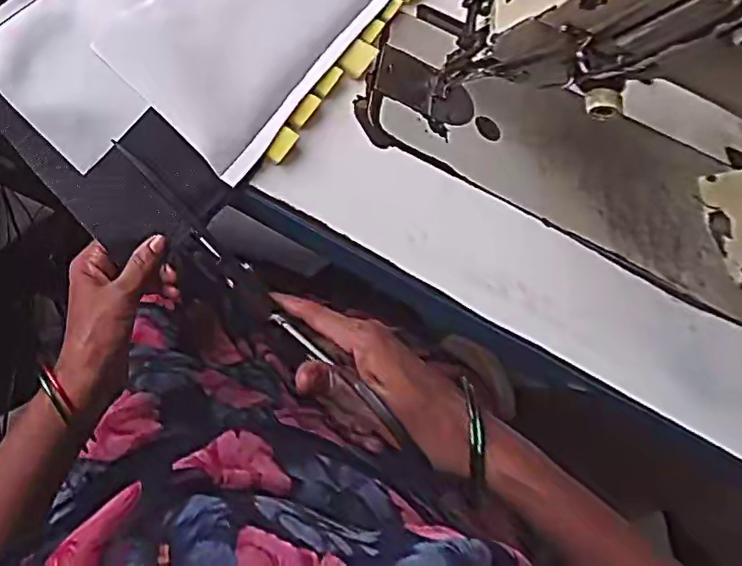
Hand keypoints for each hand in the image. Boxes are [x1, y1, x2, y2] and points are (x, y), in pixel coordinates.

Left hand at [55, 236, 175, 414]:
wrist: (91, 379)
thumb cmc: (93, 339)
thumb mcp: (121, 295)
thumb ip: (141, 265)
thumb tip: (157, 240)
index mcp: (88, 264)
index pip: (118, 238)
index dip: (141, 240)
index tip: (163, 244)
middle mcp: (97, 274)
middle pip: (131, 256)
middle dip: (154, 262)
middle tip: (172, 271)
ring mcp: (109, 292)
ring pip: (139, 273)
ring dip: (158, 278)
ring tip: (174, 286)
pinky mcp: (121, 308)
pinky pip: (142, 290)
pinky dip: (156, 291)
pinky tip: (170, 295)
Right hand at [273, 293, 478, 475]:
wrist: (474, 441)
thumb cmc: (433, 427)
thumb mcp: (374, 411)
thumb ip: (333, 388)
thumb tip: (301, 373)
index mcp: (366, 339)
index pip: (316, 314)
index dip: (288, 305)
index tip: (267, 299)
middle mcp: (373, 336)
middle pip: (322, 336)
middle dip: (311, 362)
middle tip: (310, 390)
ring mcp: (382, 347)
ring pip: (337, 355)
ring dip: (334, 383)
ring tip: (355, 418)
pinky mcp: (388, 361)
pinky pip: (353, 365)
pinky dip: (349, 387)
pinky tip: (366, 418)